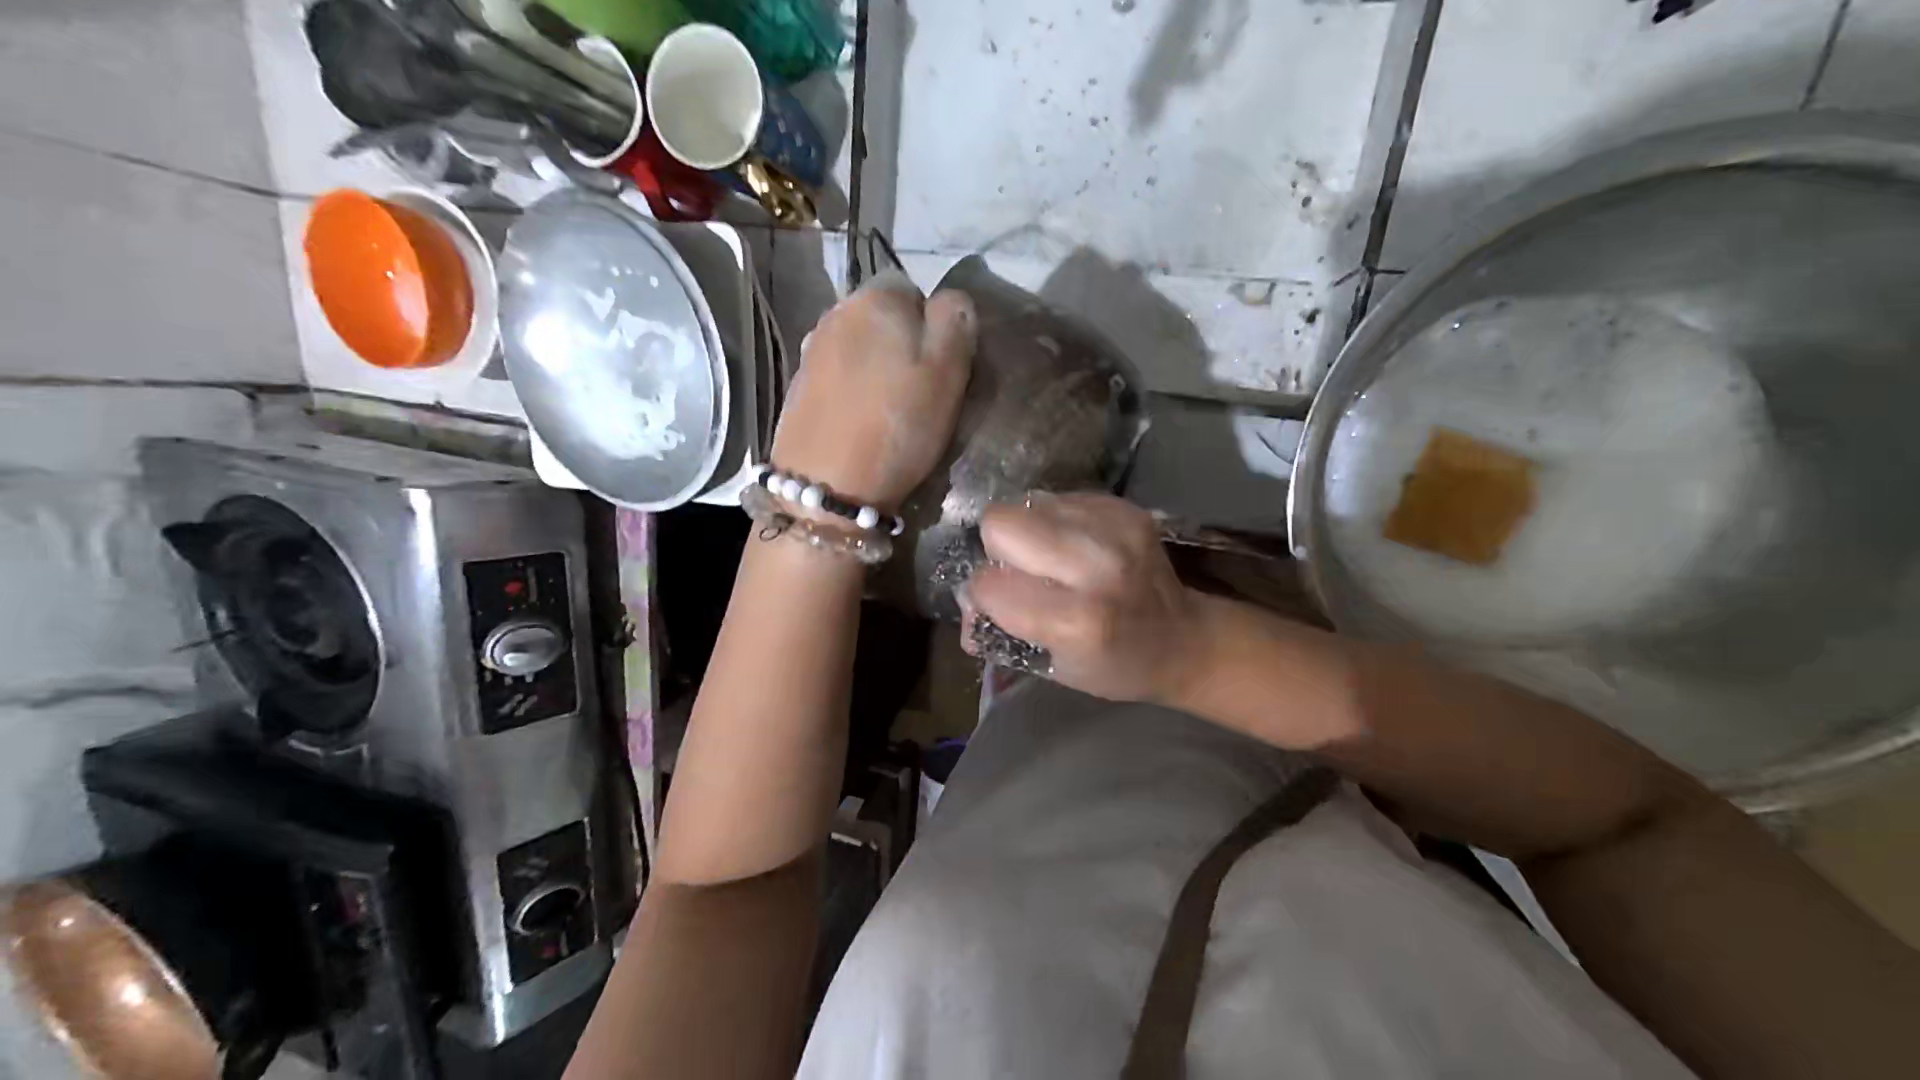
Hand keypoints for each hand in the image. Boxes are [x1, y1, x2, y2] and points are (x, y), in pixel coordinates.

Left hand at [770, 272, 975, 509]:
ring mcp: (811, 350)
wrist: (825, 487)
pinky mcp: (798, 386)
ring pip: (861, 349)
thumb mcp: (948, 371)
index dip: (936, 331)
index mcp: (876, 297)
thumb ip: (956, 321)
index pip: (917, 293)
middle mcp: (836, 311)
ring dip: (877, 371)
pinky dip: (853, 392)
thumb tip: (953, 299)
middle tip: (919, 396)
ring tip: (888, 414)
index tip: (941, 372)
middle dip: (904, 348)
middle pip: (885, 321)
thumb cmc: (896, 426)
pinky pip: (839, 376)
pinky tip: (859, 424)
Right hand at [962, 493, 1209, 703]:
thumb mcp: (1050, 666)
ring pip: (1028, 503)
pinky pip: (1060, 498)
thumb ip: (999, 632)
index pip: (988, 584)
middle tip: (1020, 571)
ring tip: (1051, 557)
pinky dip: (1056, 520)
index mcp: (1076, 620)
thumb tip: (964, 606)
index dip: (984, 594)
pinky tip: (1076, 545)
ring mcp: (1115, 530)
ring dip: (1028, 530)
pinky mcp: (1127, 508)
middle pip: (1002, 523)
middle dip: (998, 547)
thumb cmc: (1113, 664)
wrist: (1183, 639)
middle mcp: (1096, 567)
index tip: (999, 603)